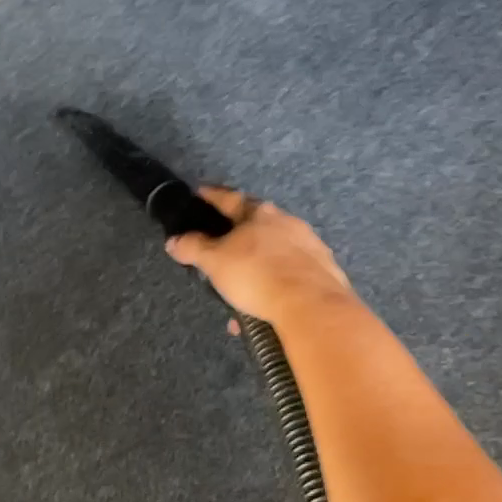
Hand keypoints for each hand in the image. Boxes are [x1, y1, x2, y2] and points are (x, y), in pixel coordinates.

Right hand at [165, 187, 353, 324]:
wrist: (313, 308)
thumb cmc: (257, 274)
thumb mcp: (214, 262)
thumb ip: (193, 248)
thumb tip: (173, 240)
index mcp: (259, 213)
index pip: (229, 197)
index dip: (212, 196)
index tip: (200, 193)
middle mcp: (288, 223)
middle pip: (257, 224)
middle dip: (239, 237)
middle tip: (222, 249)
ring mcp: (311, 247)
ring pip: (277, 253)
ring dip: (259, 266)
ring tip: (243, 290)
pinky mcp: (327, 273)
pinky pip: (293, 275)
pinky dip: (277, 285)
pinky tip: (266, 307)